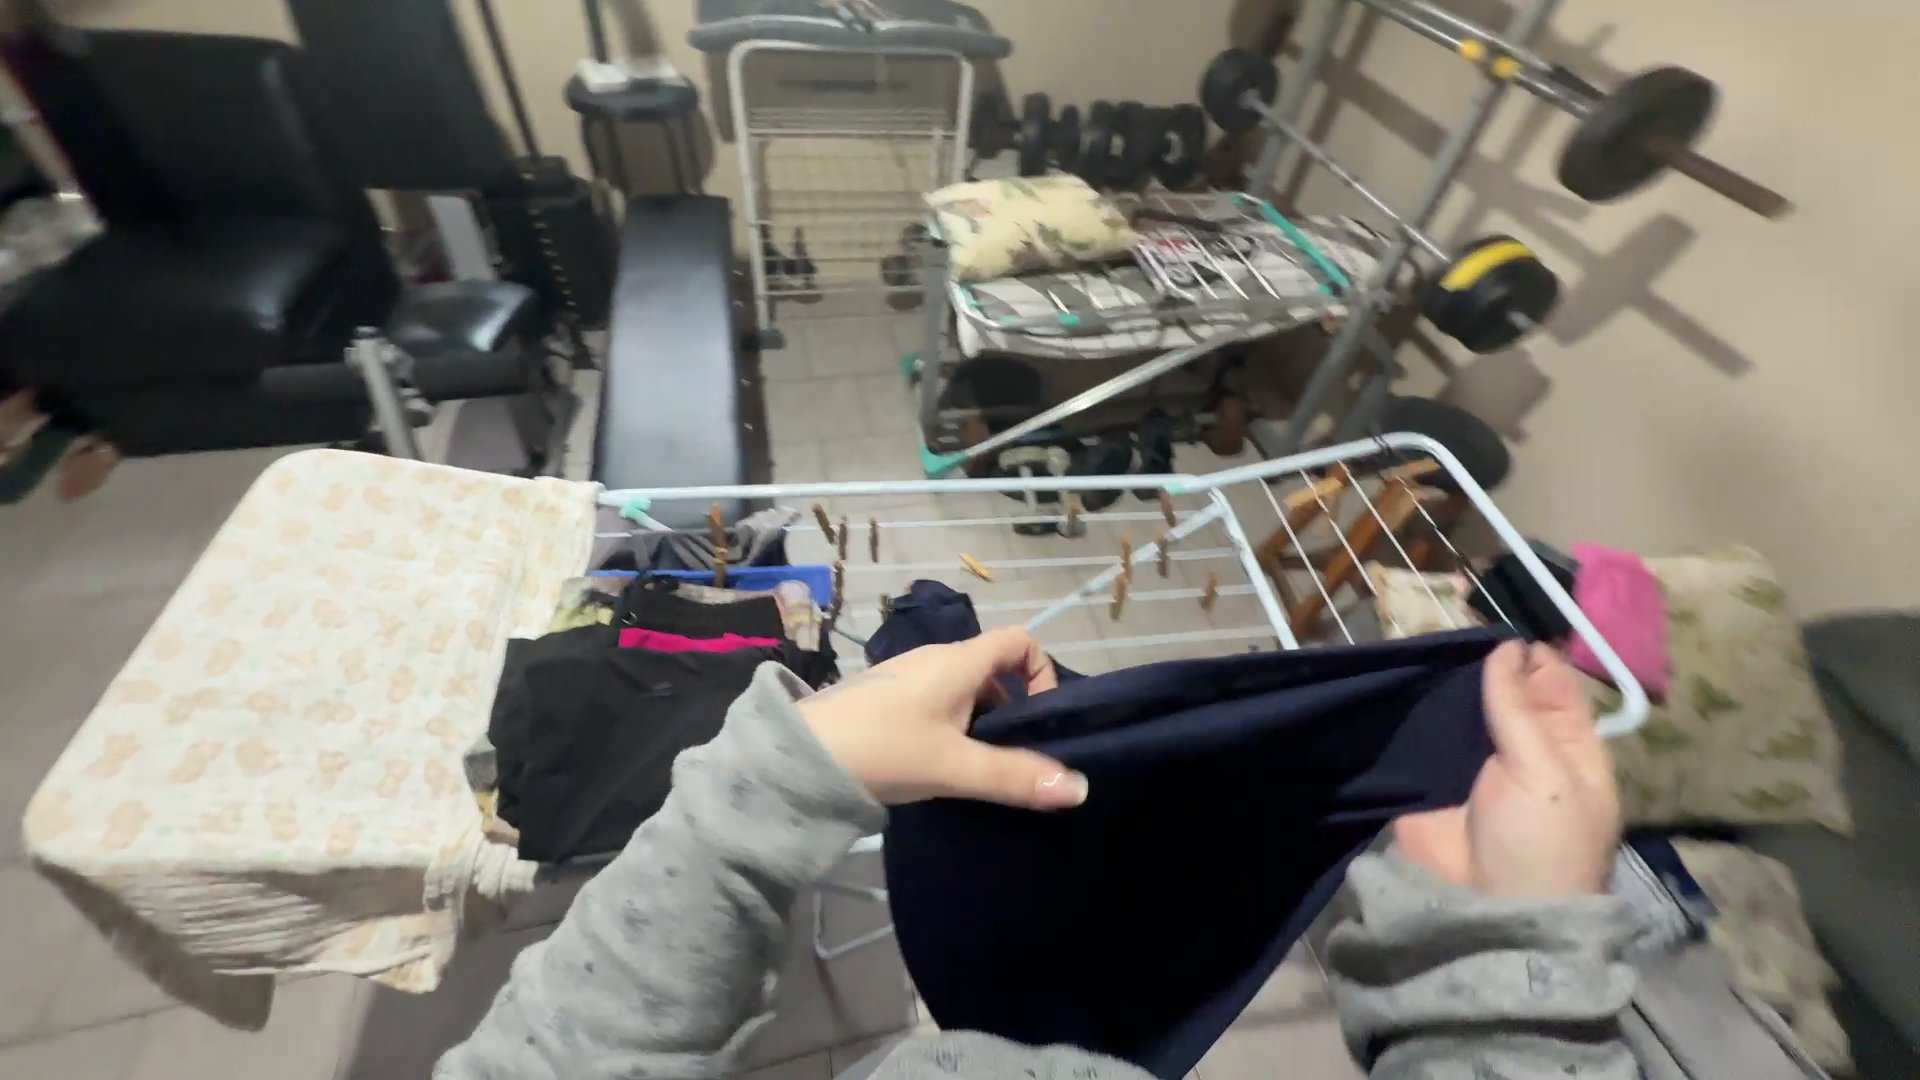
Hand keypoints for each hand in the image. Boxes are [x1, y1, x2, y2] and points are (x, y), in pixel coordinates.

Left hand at [798, 627, 1087, 810]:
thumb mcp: (955, 767)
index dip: (1041, 671)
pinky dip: (951, 723)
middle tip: (1010, 756)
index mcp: (958, 661)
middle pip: (994, 668)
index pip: (1019, 639)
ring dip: (980, 721)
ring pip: (964, 687)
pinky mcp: (886, 694)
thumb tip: (1080, 787)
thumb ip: (1015, 777)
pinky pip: (937, 699)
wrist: (799, 756)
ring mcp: (907, 674)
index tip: (1036, 719)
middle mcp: (935, 658)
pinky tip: (936, 762)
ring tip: (973, 767)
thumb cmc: (885, 749)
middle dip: (1012, 708)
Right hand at [1392, 641, 1620, 898]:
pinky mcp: (1428, 769)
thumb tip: (1505, 647)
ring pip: (1458, 704)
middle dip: (1479, 658)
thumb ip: (1518, 707)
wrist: (1485, 901)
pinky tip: (1398, 676)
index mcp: (1567, 746)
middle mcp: (1520, 745)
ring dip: (1443, 678)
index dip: (1527, 652)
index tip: (1493, 617)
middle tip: (1445, 619)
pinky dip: (1412, 705)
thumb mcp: (1546, 771)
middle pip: (1501, 689)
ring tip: (1418, 639)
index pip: (1551, 684)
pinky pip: (1421, 728)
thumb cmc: (1539, 839)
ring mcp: (1471, 757)